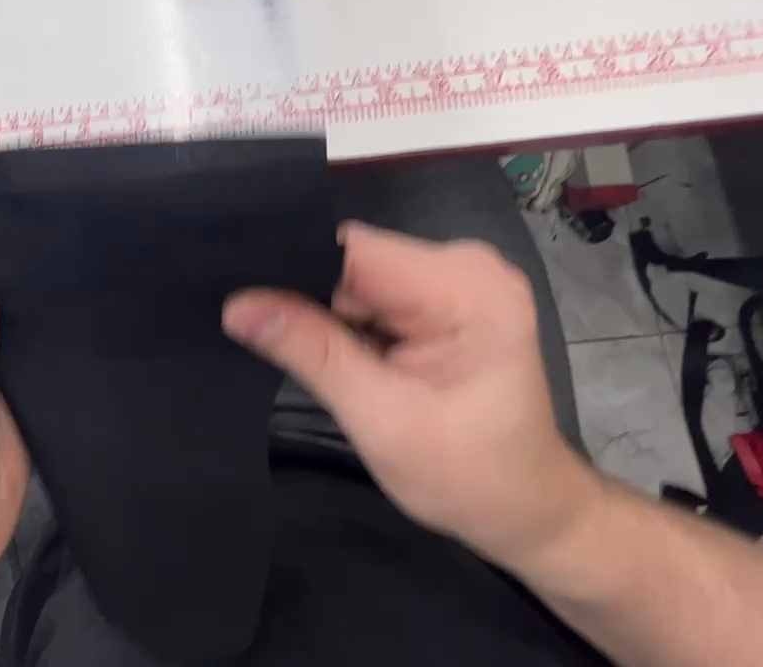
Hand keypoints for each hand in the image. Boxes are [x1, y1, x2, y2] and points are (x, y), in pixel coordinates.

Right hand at [222, 222, 602, 567]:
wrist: (525, 509)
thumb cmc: (468, 478)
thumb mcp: (381, 421)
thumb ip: (310, 353)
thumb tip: (236, 305)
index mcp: (469, 292)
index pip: (356, 252)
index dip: (293, 267)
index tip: (240, 293)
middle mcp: (466, 266)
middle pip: (353, 258)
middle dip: (307, 293)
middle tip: (263, 331)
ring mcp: (455, 275)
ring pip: (354, 271)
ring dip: (325, 307)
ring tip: (300, 344)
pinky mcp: (440, 290)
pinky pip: (369, 286)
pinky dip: (345, 315)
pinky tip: (337, 345)